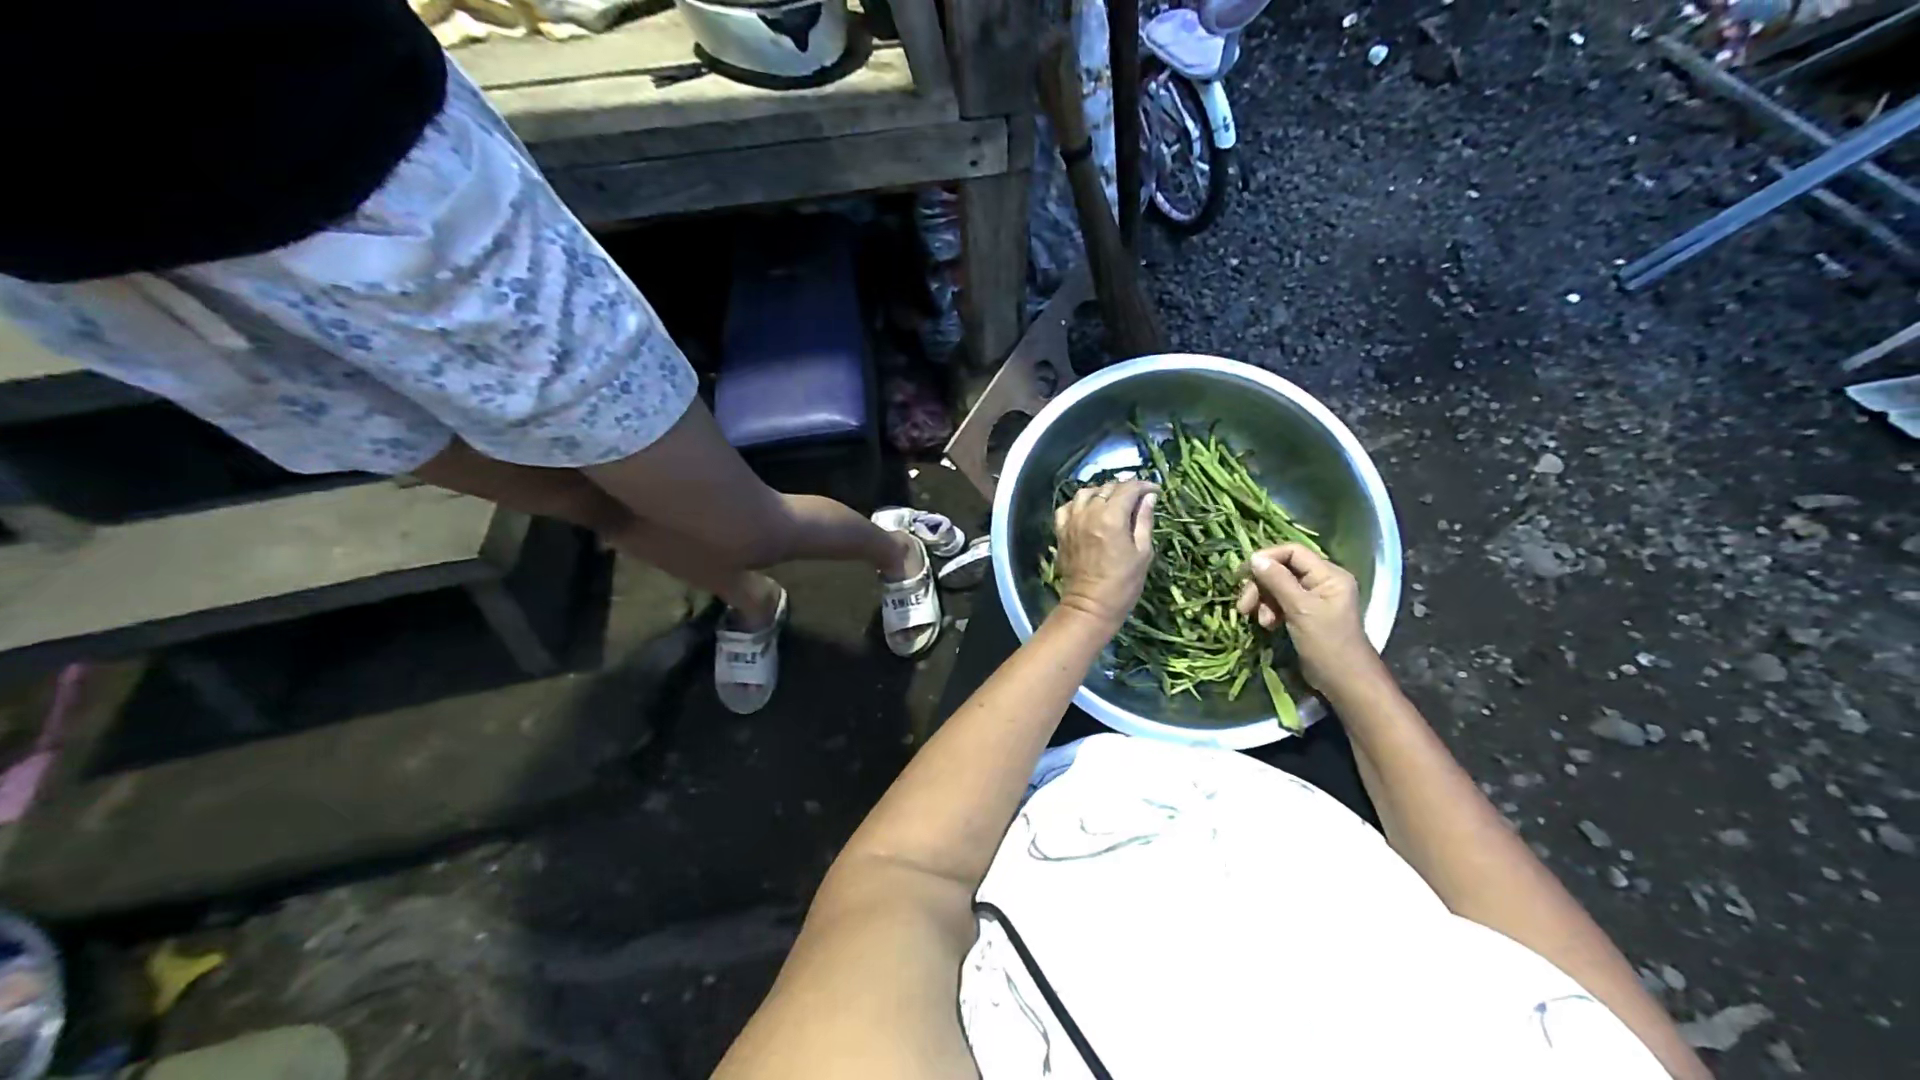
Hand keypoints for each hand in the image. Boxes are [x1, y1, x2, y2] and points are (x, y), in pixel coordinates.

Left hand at [1052, 480, 1157, 629]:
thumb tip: (1149, 497)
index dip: (1143, 486)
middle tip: (1137, 498)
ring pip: (1085, 493)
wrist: (1090, 605)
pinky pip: (1066, 507)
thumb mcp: (1143, 552)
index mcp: (1111, 517)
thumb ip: (1144, 520)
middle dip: (1124, 489)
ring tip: (1112, 502)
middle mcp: (1088, 513)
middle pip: (1107, 488)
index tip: (1154, 491)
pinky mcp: (1061, 531)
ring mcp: (1071, 521)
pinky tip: (1088, 510)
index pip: (1128, 489)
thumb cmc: (1123, 583)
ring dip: (1101, 493)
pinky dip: (1078, 504)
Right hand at [1236, 543, 1383, 696]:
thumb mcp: (1300, 609)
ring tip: (1259, 620)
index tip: (1245, 574)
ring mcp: (1313, 598)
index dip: (1267, 558)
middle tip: (1245, 606)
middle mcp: (1321, 581)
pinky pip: (1280, 602)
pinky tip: (1267, 625)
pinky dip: (1269, 611)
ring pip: (1277, 587)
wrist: (1343, 681)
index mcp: (1329, 575)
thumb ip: (1277, 581)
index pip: (1293, 552)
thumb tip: (1254, 558)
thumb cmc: (1327, 643)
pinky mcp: (1304, 613)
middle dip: (1261, 586)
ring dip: (1263, 601)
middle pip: (1281, 570)